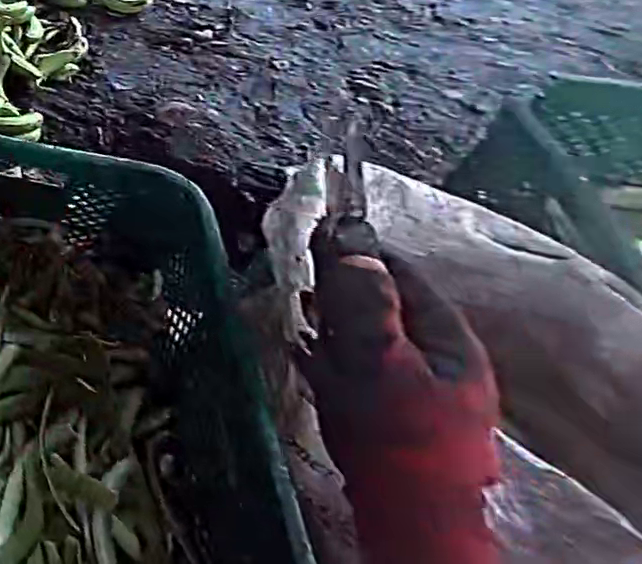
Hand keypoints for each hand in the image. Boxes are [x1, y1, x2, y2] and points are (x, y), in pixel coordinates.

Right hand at [299, 253, 499, 559]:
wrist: (401, 505)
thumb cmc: (393, 426)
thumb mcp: (376, 355)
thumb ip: (364, 298)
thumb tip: (351, 241)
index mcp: (446, 338)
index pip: (397, 272)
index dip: (353, 250)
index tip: (305, 235)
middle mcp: (433, 352)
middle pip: (374, 297)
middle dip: (331, 287)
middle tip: (294, 280)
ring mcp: (407, 375)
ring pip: (356, 325)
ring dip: (322, 316)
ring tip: (296, 316)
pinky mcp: (380, 395)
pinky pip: (345, 352)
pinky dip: (320, 344)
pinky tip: (302, 350)